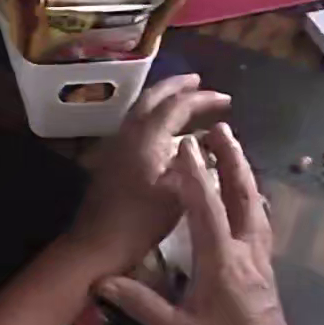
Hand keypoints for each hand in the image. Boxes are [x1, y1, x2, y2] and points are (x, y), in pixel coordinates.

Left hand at [65, 74, 229, 275]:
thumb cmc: (140, 222)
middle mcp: (128, 133)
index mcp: (146, 137)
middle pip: (152, 98)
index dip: (203, 99)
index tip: (226, 98)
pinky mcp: (110, 160)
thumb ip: (192, 163)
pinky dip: (153, 118)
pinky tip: (164, 132)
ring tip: (184, 99)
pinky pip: (135, 126)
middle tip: (198, 81)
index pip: (177, 105)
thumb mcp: (177, 194)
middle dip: (176, 86)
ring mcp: (115, 145)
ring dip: (162, 100)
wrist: (97, 243)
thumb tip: (204, 144)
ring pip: (140, 111)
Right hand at [97, 123, 306, 324]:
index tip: (185, 143)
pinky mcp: (265, 264)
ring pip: (255, 203)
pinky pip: (259, 219)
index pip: (207, 208)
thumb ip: (140, 303)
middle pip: (242, 194)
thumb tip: (101, 282)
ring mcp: (260, 256)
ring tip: (233, 148)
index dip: (195, 174)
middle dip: (231, 159)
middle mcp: (245, 250)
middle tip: (221, 127)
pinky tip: (247, 193)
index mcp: (222, 261)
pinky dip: (251, 195)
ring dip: (243, 172)